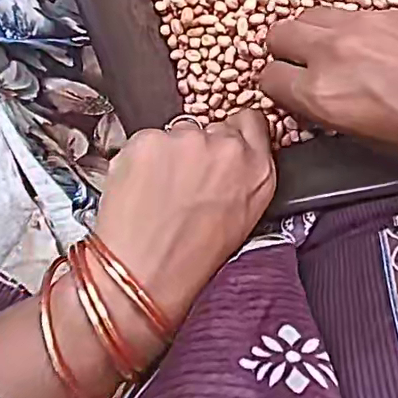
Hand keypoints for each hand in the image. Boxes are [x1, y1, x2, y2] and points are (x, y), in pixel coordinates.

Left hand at [91, 108, 276, 324]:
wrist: (142, 277)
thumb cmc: (190, 260)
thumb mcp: (243, 218)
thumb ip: (245, 175)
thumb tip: (231, 153)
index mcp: (258, 169)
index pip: (250, 121)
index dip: (230, 132)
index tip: (218, 145)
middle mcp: (226, 147)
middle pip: (209, 127)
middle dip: (196, 148)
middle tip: (183, 183)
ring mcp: (186, 139)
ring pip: (175, 133)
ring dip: (167, 153)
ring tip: (158, 192)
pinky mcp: (148, 139)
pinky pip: (145, 141)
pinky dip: (140, 159)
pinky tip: (140, 188)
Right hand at [258, 8, 397, 172]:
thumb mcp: (374, 144)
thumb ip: (333, 117)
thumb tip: (320, 105)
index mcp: (321, 95)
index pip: (269, 79)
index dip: (278, 89)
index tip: (291, 94)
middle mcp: (330, 53)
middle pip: (278, 36)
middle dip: (284, 53)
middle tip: (303, 68)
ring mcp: (357, 24)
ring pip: (306, 16)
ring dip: (309, 33)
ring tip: (330, 52)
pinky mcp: (385, 9)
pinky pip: (344, 12)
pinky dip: (341, 26)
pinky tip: (364, 44)